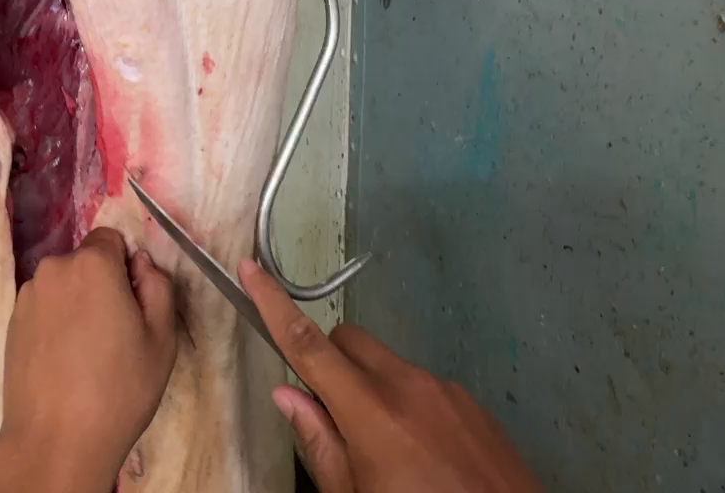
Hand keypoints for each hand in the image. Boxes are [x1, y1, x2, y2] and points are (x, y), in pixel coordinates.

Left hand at [0, 228, 178, 492]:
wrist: (54, 442)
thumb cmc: (118, 390)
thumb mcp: (161, 338)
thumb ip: (158, 286)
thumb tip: (140, 264)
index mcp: (91, 264)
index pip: (111, 238)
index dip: (126, 267)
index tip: (132, 303)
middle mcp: (54, 268)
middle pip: (86, 262)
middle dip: (102, 285)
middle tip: (115, 334)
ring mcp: (28, 295)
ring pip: (64, 285)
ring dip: (77, 303)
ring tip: (87, 354)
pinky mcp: (11, 321)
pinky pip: (44, 307)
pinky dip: (56, 323)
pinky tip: (64, 362)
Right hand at [240, 259, 541, 492]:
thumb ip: (320, 446)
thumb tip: (287, 394)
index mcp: (372, 412)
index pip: (307, 344)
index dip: (272, 303)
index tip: (250, 268)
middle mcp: (408, 385)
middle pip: (347, 340)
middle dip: (330, 363)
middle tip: (332, 416)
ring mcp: (446, 391)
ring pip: (385, 364)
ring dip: (370, 387)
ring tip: (389, 451)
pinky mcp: (474, 405)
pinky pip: (423, 385)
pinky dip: (407, 404)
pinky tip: (426, 456)